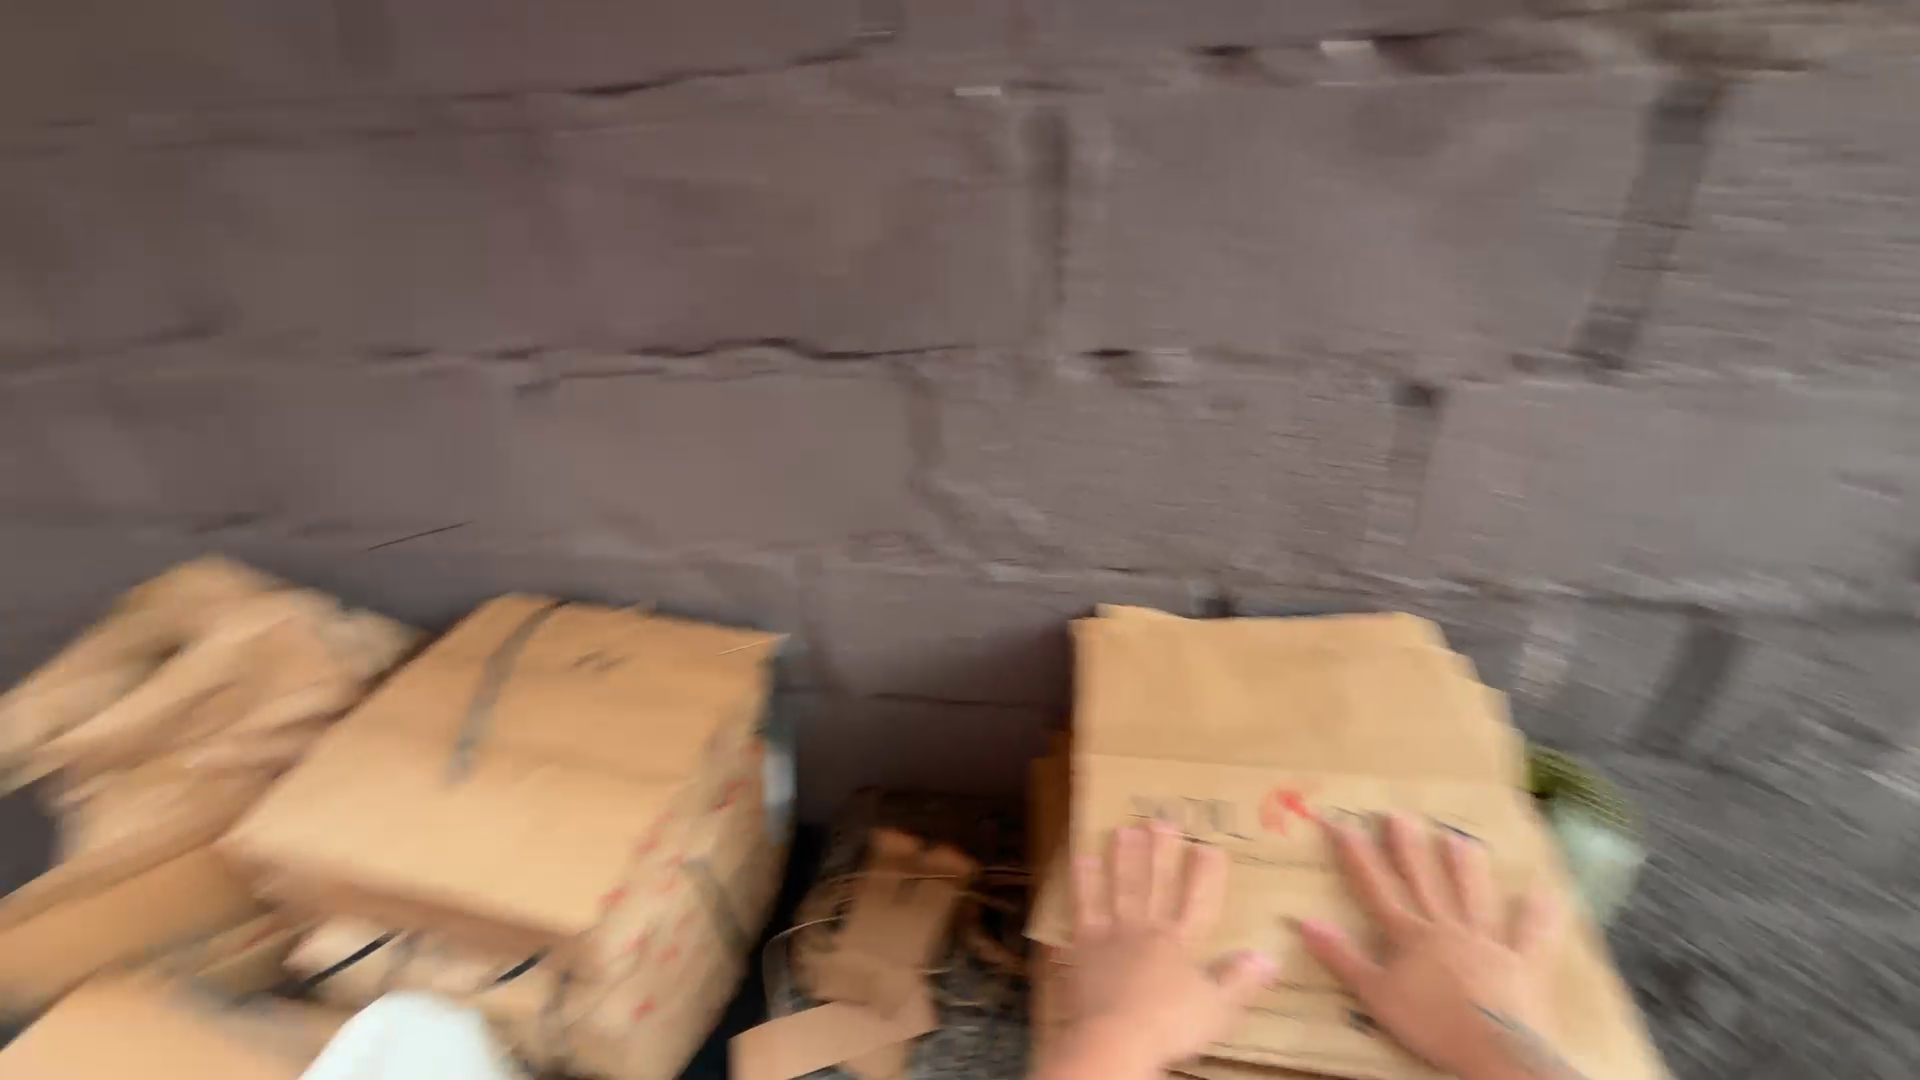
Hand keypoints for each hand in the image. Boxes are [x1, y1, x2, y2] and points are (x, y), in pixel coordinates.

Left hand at [1061, 822, 1276, 1069]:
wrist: (1116, 1037)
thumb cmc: (1170, 1026)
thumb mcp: (1216, 1009)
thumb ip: (1240, 980)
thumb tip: (1270, 956)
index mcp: (1180, 943)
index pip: (1198, 901)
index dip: (1205, 874)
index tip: (1209, 846)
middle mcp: (1147, 928)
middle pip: (1155, 883)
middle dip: (1160, 851)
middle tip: (1159, 820)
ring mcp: (1114, 932)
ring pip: (1121, 885)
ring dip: (1123, 856)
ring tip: (1123, 828)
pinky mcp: (1085, 942)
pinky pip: (1084, 905)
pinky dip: (1083, 881)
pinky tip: (1081, 857)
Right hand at [1300, 813, 1566, 1079]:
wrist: (1497, 1053)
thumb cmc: (1431, 1022)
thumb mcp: (1374, 993)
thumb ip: (1341, 956)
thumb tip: (1305, 920)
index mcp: (1408, 935)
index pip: (1375, 887)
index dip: (1358, 855)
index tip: (1343, 823)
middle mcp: (1445, 928)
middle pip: (1423, 881)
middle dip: (1408, 847)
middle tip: (1399, 815)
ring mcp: (1486, 943)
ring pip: (1472, 897)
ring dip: (1464, 867)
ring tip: (1458, 837)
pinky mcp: (1523, 964)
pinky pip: (1531, 935)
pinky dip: (1538, 915)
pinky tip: (1542, 891)